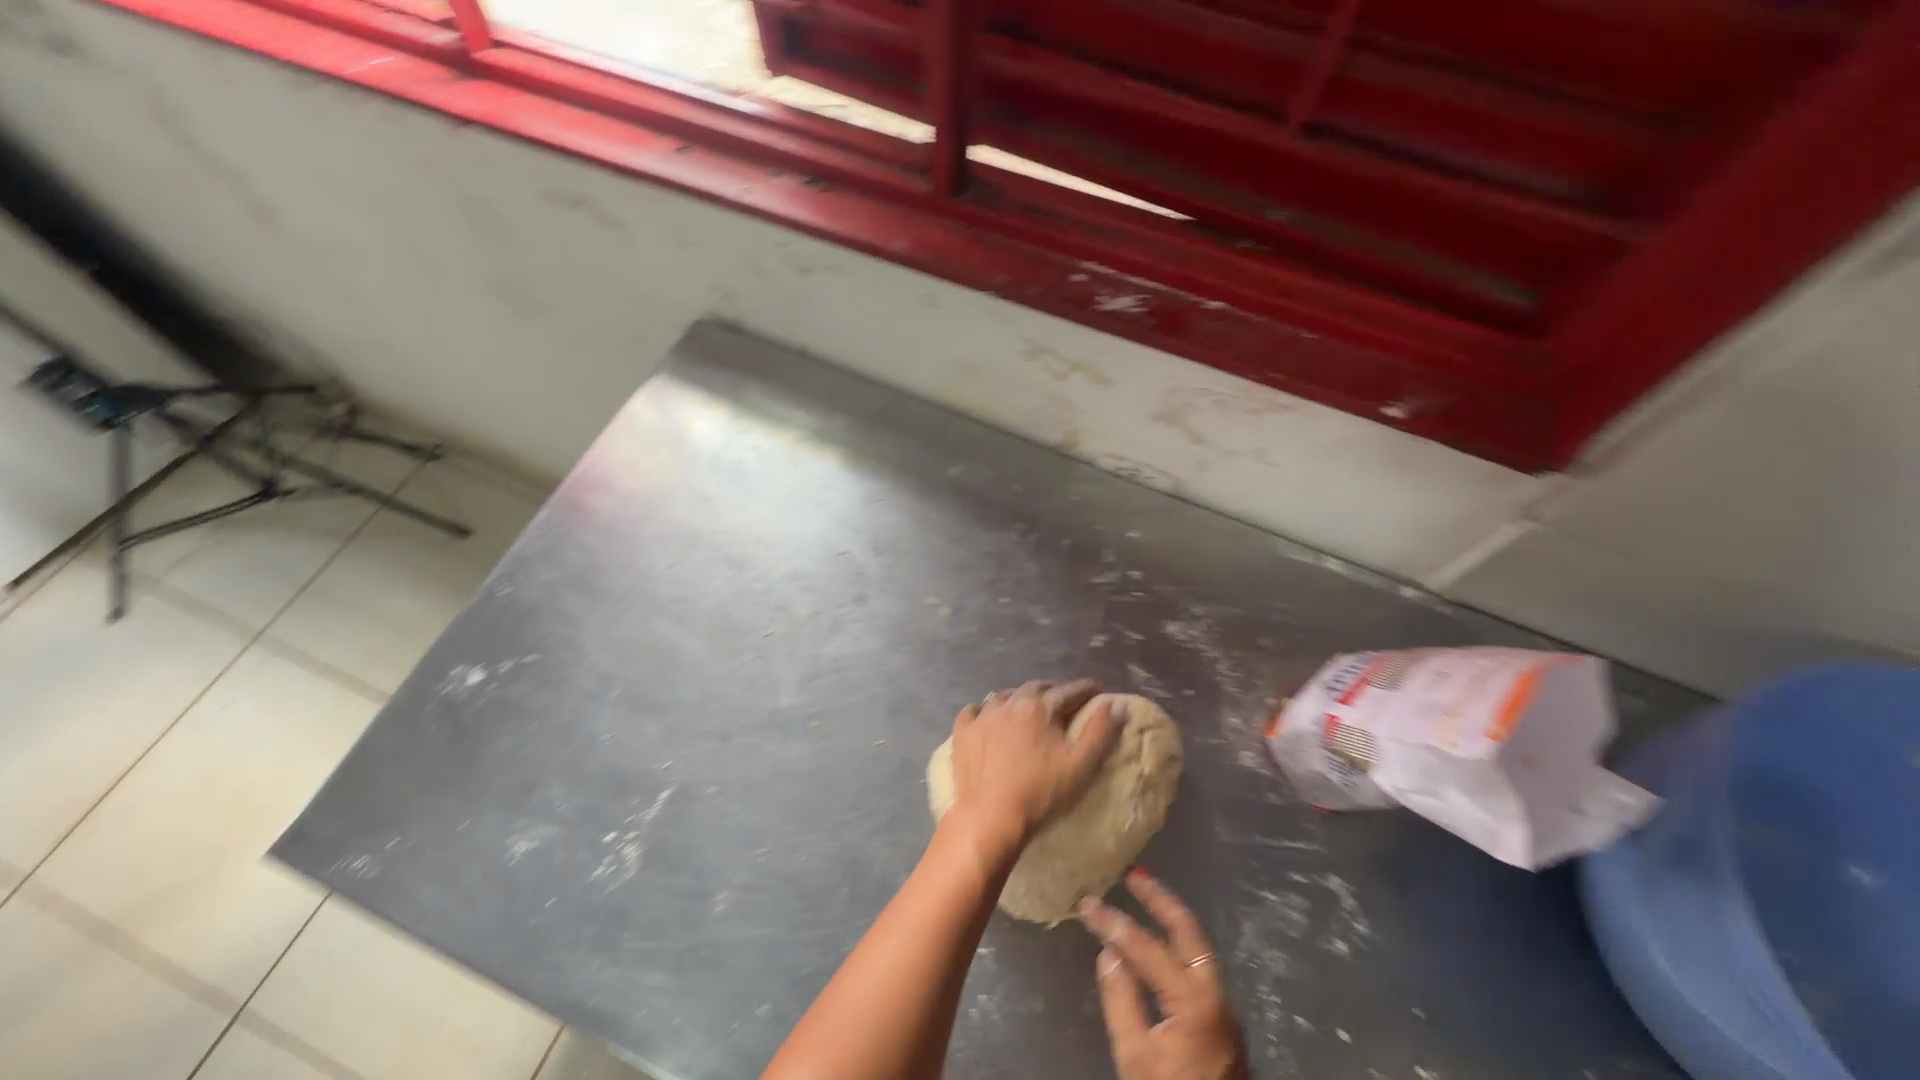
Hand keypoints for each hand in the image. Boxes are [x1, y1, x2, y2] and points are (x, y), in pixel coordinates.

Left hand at [948, 678, 1118, 845]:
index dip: (1086, 689)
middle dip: (1053, 690)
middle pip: (1036, 688)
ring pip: (1003, 696)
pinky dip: (983, 711)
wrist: (992, 816)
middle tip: (1064, 699)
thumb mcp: (1081, 764)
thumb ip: (1101, 731)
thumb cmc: (1041, 791)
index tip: (1098, 689)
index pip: (1069, 691)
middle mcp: (1010, 703)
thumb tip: (1115, 704)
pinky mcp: (963, 734)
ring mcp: (983, 717)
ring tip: (1027, 707)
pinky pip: (973, 712)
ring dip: (1019, 698)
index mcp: (1040, 707)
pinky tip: (986, 718)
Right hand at [1081, 870, 1247, 1079]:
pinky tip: (1160, 943)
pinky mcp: (1222, 1019)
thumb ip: (1121, 1002)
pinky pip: (1199, 966)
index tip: (1089, 904)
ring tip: (1145, 897)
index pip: (1147, 948)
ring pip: (1199, 948)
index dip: (1115, 923)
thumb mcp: (1134, 1057)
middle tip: (1134, 875)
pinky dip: (1178, 944)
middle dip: (1160, 899)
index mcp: (1192, 1001)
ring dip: (1172, 918)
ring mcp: (1223, 1007)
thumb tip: (1109, 953)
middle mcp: (1215, 994)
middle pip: (1189, 932)